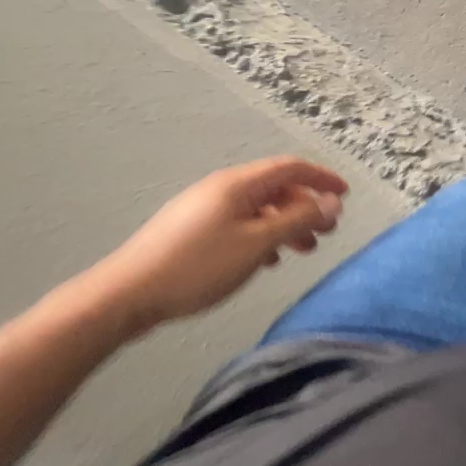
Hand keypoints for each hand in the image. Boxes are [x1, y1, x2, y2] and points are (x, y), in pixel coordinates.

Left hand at [85, 157, 348, 332]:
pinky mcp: (189, 232)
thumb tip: (332, 203)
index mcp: (238, 184)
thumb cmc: (197, 266)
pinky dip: (261, 235)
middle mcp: (221, 189)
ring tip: (299, 251)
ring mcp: (202, 210)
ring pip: (258, 209)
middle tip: (326, 232)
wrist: (121, 298)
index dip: (322, 178)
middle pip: (275, 188)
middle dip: (306, 207)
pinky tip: (264, 260)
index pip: (291, 167)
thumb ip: (299, 219)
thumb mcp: (258, 243)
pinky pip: (239, 223)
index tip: (344, 197)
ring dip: (285, 225)